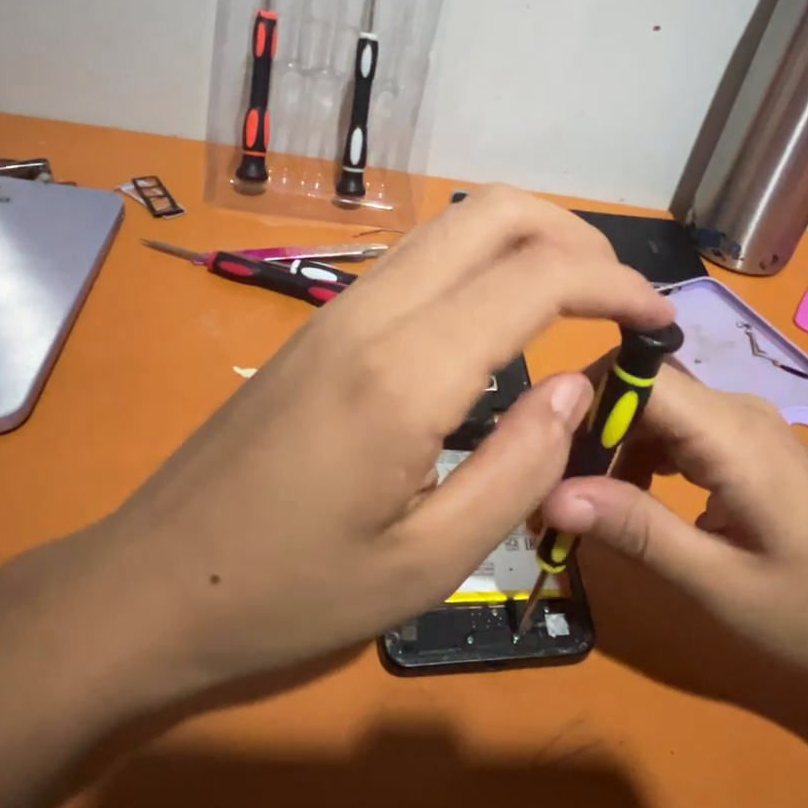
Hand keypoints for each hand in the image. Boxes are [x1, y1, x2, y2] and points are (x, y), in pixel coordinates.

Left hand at [93, 187, 674, 690]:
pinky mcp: (321, 325)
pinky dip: (483, 262)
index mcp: (405, 373)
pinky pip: (420, 259)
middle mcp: (372, 314)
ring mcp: (338, 310)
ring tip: (578, 300)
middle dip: (577, 235)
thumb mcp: (428, 563)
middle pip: (493, 211)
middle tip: (620, 297)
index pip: (537, 276)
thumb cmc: (289, 595)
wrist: (148, 590)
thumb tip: (577, 389)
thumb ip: (520, 467)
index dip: (616, 283)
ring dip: (530, 240)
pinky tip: (501, 321)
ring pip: (453, 224)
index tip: (660, 321)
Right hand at [540, 367, 807, 686]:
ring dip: (611, 448)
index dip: (581, 403)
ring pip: (655, 410)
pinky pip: (678, 433)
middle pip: (642, 388)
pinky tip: (626, 503)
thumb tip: (553, 494)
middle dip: (588, 430)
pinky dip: (641, 459)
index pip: (638, 376)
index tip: (537, 454)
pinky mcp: (747, 450)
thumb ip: (638, 530)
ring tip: (576, 504)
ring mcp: (745, 428)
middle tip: (547, 492)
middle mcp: (737, 412)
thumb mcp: (720, 583)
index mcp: (733, 433)